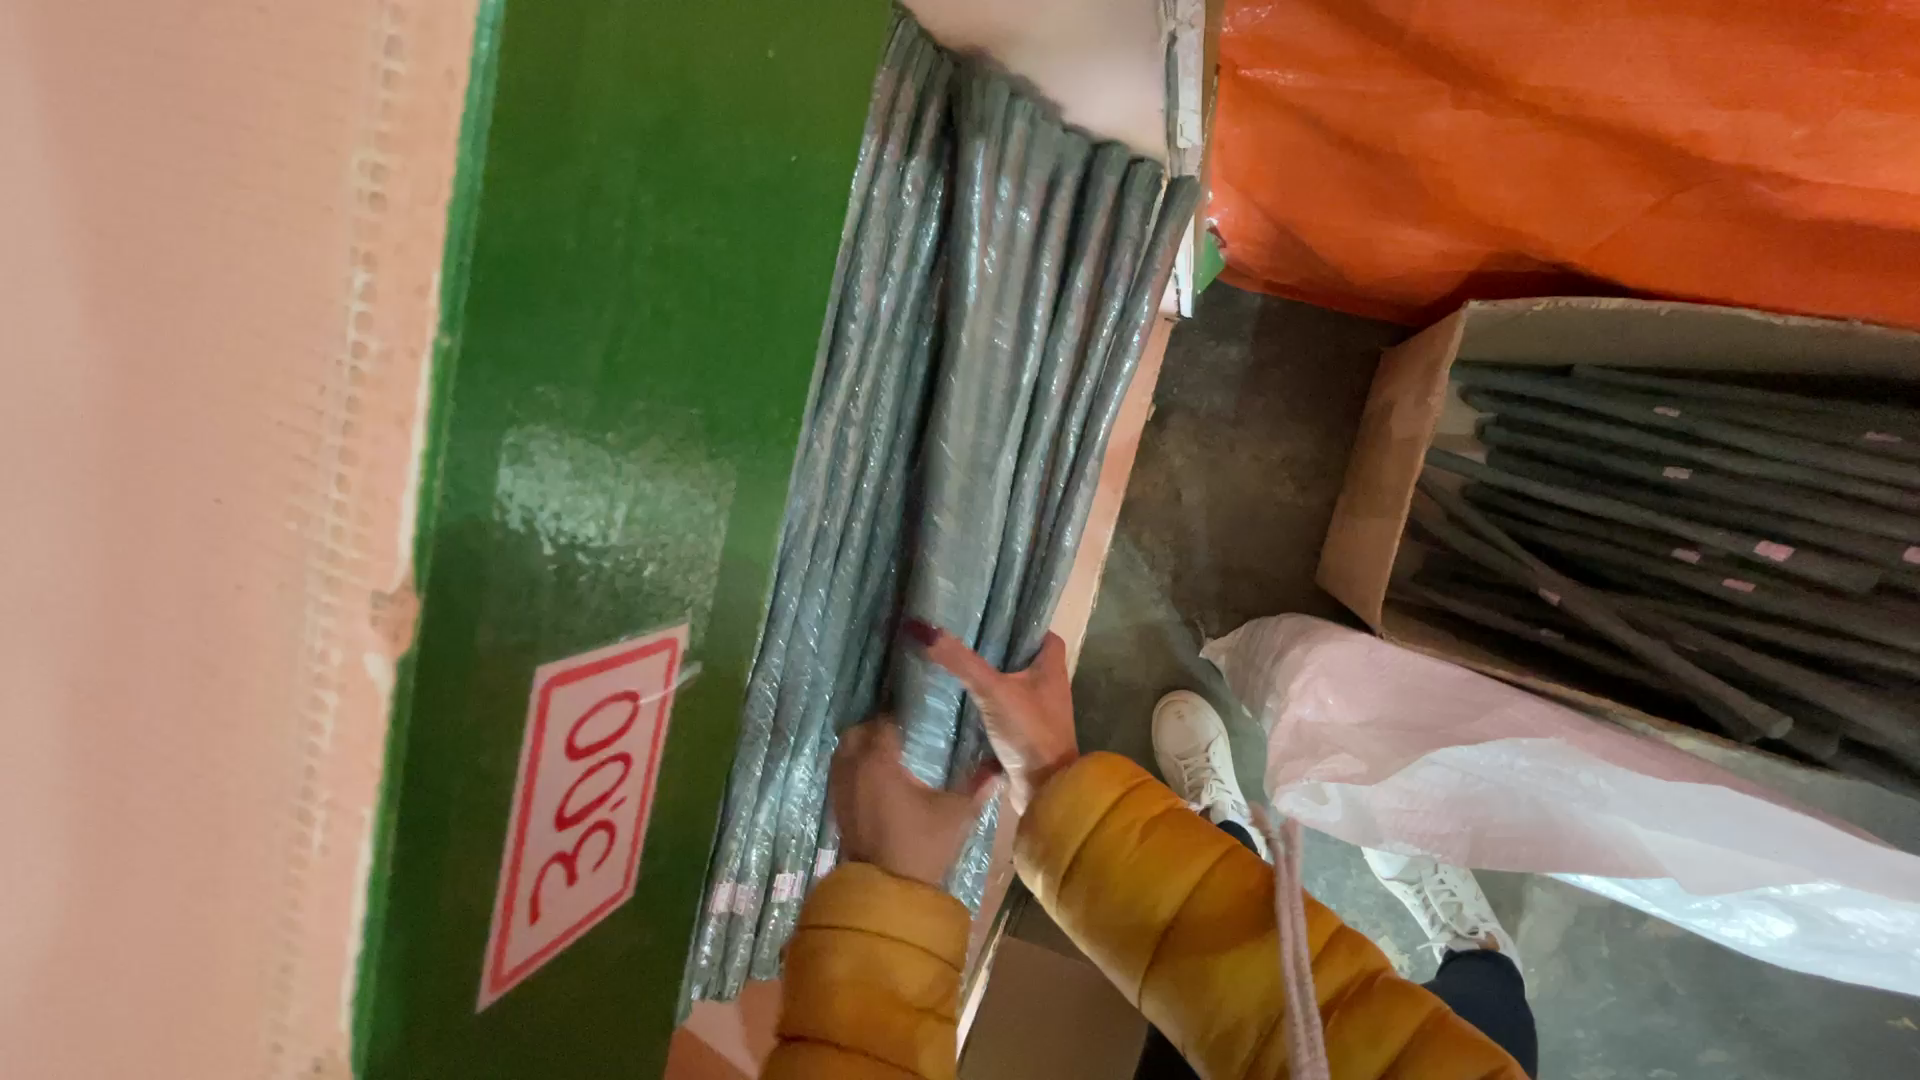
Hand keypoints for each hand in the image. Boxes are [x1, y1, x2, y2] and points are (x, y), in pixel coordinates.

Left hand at [830, 718, 1002, 887]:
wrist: (889, 892)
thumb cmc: (923, 845)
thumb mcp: (956, 814)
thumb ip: (976, 786)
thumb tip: (998, 767)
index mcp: (879, 762)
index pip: (884, 723)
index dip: (898, 717)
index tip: (915, 718)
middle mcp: (853, 769)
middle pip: (857, 732)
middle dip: (875, 728)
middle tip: (899, 735)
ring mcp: (840, 790)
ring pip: (843, 752)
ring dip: (859, 747)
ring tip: (885, 754)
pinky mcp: (836, 808)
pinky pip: (839, 773)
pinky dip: (851, 767)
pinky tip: (873, 779)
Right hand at [905, 618, 1078, 812]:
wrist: (1045, 789)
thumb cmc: (1030, 732)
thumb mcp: (993, 691)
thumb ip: (961, 662)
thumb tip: (925, 630)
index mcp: (1051, 665)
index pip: (1037, 630)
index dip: (1015, 621)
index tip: (984, 613)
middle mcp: (1048, 683)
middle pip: (1018, 655)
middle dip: (992, 647)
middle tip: (957, 634)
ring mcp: (1036, 708)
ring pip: (1007, 681)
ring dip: (985, 675)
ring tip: (950, 661)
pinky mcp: (1023, 731)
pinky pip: (1000, 706)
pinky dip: (982, 701)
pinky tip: (956, 697)